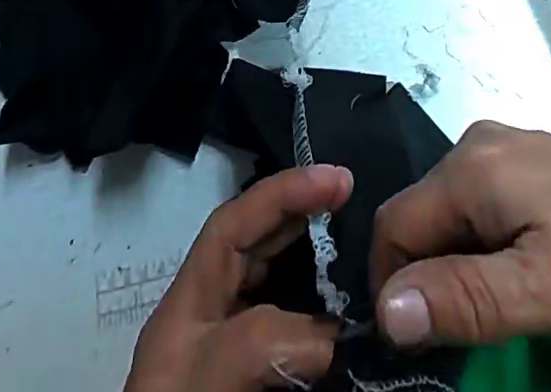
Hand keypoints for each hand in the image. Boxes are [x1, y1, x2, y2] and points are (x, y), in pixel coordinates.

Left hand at [126, 165, 354, 391]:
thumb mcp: (201, 380)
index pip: (234, 225)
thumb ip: (256, 346)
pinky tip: (351, 318)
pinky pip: (293, 328)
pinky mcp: (260, 373)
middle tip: (353, 199)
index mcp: (191, 297)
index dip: (282, 193)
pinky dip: (322, 316)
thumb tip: (332, 334)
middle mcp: (212, 309)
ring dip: (316, 262)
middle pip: (256, 243)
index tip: (335, 179)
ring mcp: (234, 342)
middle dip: (301, 214)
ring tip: (359, 248)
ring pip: (276, 281)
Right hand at [369, 121, 550, 346]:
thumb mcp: (550, 292)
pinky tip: (536, 265)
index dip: (394, 285)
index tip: (423, 341)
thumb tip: (387, 313)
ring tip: (516, 301)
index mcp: (466, 168)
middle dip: (436, 275)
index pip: (393, 225)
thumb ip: (463, 298)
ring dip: (465, 262)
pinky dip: (491, 242)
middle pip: (424, 216)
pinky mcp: (534, 160)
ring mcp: (506, 147)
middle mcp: (474, 144)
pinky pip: (486, 202)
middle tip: (482, 329)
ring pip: (455, 211)